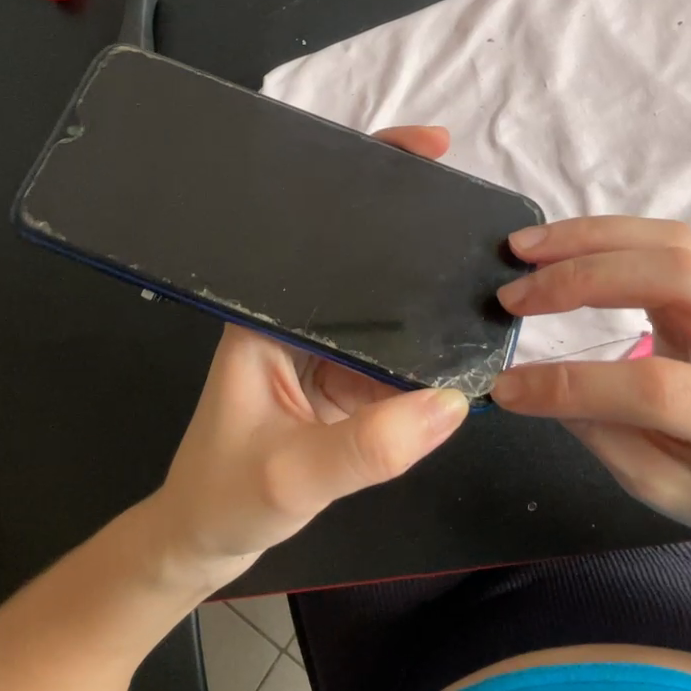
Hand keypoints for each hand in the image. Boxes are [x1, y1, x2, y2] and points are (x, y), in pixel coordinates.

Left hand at [149, 126, 472, 562]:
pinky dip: (423, 353)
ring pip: (382, 310)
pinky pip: (391, 357)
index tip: (426, 150)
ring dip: (425, 298)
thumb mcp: (290, 476)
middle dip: (411, 232)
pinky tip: (461, 343)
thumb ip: (365, 447)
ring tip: (484, 274)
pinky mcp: (340, 383)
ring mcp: (320, 349)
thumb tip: (451, 404)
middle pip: (357, 260)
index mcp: (263, 314)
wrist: (206, 540)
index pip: (317, 232)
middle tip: (477, 214)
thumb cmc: (225, 498)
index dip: (367, 180)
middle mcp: (292, 318)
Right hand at [489, 217, 690, 547]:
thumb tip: (525, 384)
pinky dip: (608, 238)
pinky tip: (563, 247)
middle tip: (511, 297)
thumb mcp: (658, 486)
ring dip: (590, 239)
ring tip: (524, 249)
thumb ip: (599, 431)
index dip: (574, 384)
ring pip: (675, 245)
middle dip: (583, 279)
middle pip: (679, 278)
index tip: (506, 386)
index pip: (659, 387)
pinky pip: (671, 245)